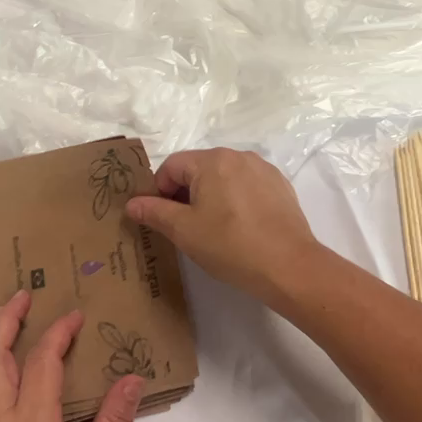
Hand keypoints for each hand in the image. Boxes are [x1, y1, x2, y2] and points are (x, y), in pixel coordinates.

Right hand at [124, 147, 326, 303]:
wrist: (288, 265)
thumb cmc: (230, 245)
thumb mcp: (184, 231)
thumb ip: (155, 212)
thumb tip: (132, 203)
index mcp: (212, 160)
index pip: (171, 166)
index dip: (159, 191)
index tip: (162, 219)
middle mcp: (238, 155)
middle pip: (198, 168)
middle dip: (185, 193)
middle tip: (185, 227)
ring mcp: (263, 169)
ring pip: (224, 177)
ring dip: (211, 196)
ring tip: (213, 229)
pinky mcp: (280, 186)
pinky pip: (247, 186)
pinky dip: (236, 200)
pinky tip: (240, 227)